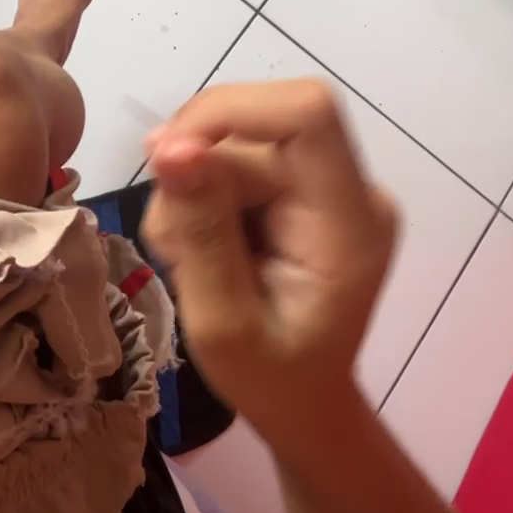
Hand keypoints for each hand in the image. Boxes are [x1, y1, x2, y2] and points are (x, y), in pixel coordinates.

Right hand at [141, 79, 396, 450]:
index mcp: (348, 223)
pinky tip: (201, 247)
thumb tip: (168, 146)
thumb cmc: (269, 378)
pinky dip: (195, 197)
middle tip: (172, 245)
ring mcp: (325, 187)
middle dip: (191, 175)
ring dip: (186, 194)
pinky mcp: (298, 190)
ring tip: (188, 260)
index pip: (304, 114)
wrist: (303, 401)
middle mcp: (348, 188)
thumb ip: (199, 231)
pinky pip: (231, 162)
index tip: (164, 156)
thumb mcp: (220, 320)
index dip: (227, 111)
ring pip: (230, 145)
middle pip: (252, 130)